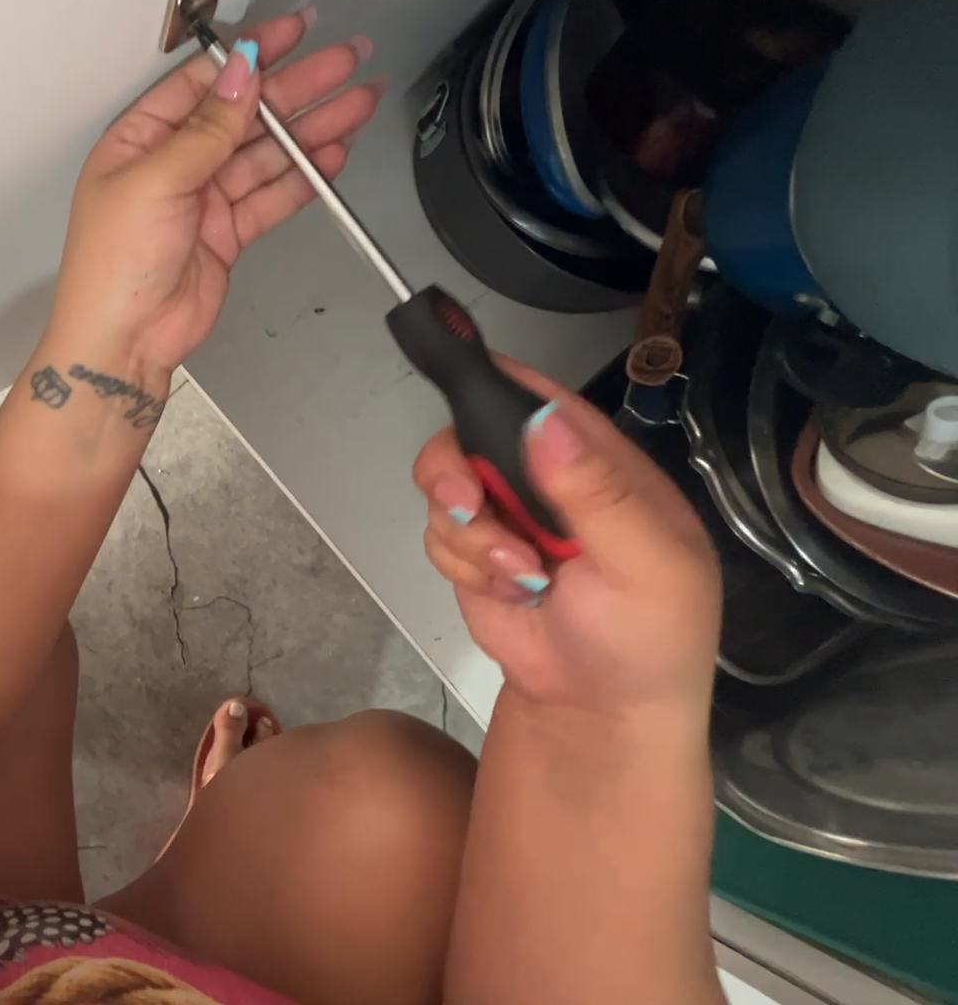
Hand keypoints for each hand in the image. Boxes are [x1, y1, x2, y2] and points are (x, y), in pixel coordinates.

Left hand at [41, 8, 378, 382]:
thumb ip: (205, 129)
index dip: (250, 58)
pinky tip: (332, 154)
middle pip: (241, 117)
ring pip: (264, 155)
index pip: (201, 85)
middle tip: (343, 63)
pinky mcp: (223, 235)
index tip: (294, 34)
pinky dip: (302, 178)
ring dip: (310, 130)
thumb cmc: (112, 267)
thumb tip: (241, 75)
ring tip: (357, 103)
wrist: (123, 339)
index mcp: (138, 143)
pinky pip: (270, 197)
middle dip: (294, 89)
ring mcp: (199, 202)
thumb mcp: (154, 181)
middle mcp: (170, 168)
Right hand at [411, 362, 721, 718]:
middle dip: (455, 474)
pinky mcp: (473, 551)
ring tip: (514, 578)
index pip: (543, 404)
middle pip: (469, 440)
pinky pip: (437, 534)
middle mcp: (545, 483)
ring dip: (469, 538)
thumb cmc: (644, 637)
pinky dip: (459, 564)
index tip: (453, 375)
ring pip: (445, 491)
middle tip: (464, 504)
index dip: (498, 383)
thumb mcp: (644, 565)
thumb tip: (542, 420)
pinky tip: (500, 590)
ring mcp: (505, 517)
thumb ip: (597, 493)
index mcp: (600, 469)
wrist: (593, 706)